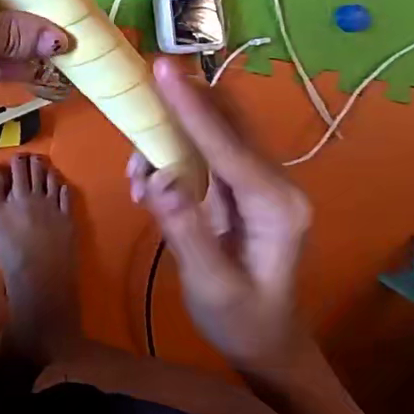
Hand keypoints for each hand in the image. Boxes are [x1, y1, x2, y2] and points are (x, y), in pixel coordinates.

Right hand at [129, 58, 311, 373]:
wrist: (268, 344)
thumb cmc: (242, 321)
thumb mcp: (211, 287)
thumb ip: (187, 231)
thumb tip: (157, 179)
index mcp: (276, 206)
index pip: (228, 144)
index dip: (192, 106)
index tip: (162, 69)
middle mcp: (274, 183)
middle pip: (229, 118)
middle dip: (183, 102)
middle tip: (139, 93)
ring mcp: (259, 181)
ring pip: (215, 128)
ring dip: (172, 132)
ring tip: (137, 175)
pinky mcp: (240, 185)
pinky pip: (205, 148)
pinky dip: (173, 150)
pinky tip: (148, 182)